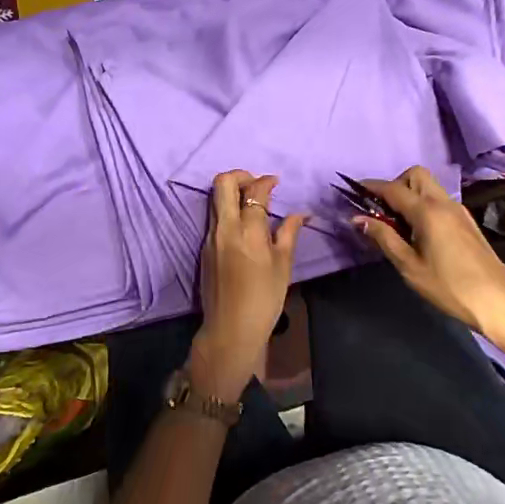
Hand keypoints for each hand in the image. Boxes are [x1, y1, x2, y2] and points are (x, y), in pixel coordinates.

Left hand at [190, 171, 307, 400]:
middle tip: (257, 185)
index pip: (254, 191)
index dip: (266, 181)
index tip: (276, 182)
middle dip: (240, 175)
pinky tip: (243, 226)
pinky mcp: (204, 248)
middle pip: (222, 183)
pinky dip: (227, 211)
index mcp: (248, 231)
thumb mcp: (283, 266)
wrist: (230, 328)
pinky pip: (213, 218)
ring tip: (251, 204)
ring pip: (214, 200)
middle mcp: (224, 228)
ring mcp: (210, 237)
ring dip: (231, 193)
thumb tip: (301, 214)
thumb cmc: (264, 299)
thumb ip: (289, 233)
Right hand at [352, 166, 504, 354]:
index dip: (370, 188)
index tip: (352, 192)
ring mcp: (458, 211)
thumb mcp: (409, 266)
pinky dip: (423, 205)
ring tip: (396, 223)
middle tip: (382, 210)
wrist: (497, 302)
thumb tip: (358, 219)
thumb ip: (383, 238)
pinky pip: (439, 200)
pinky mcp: (466, 222)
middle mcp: (444, 203)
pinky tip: (417, 231)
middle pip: (415, 175)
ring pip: (429, 186)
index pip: (393, 189)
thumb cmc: (448, 286)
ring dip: (409, 194)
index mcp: (427, 212)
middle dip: (394, 184)